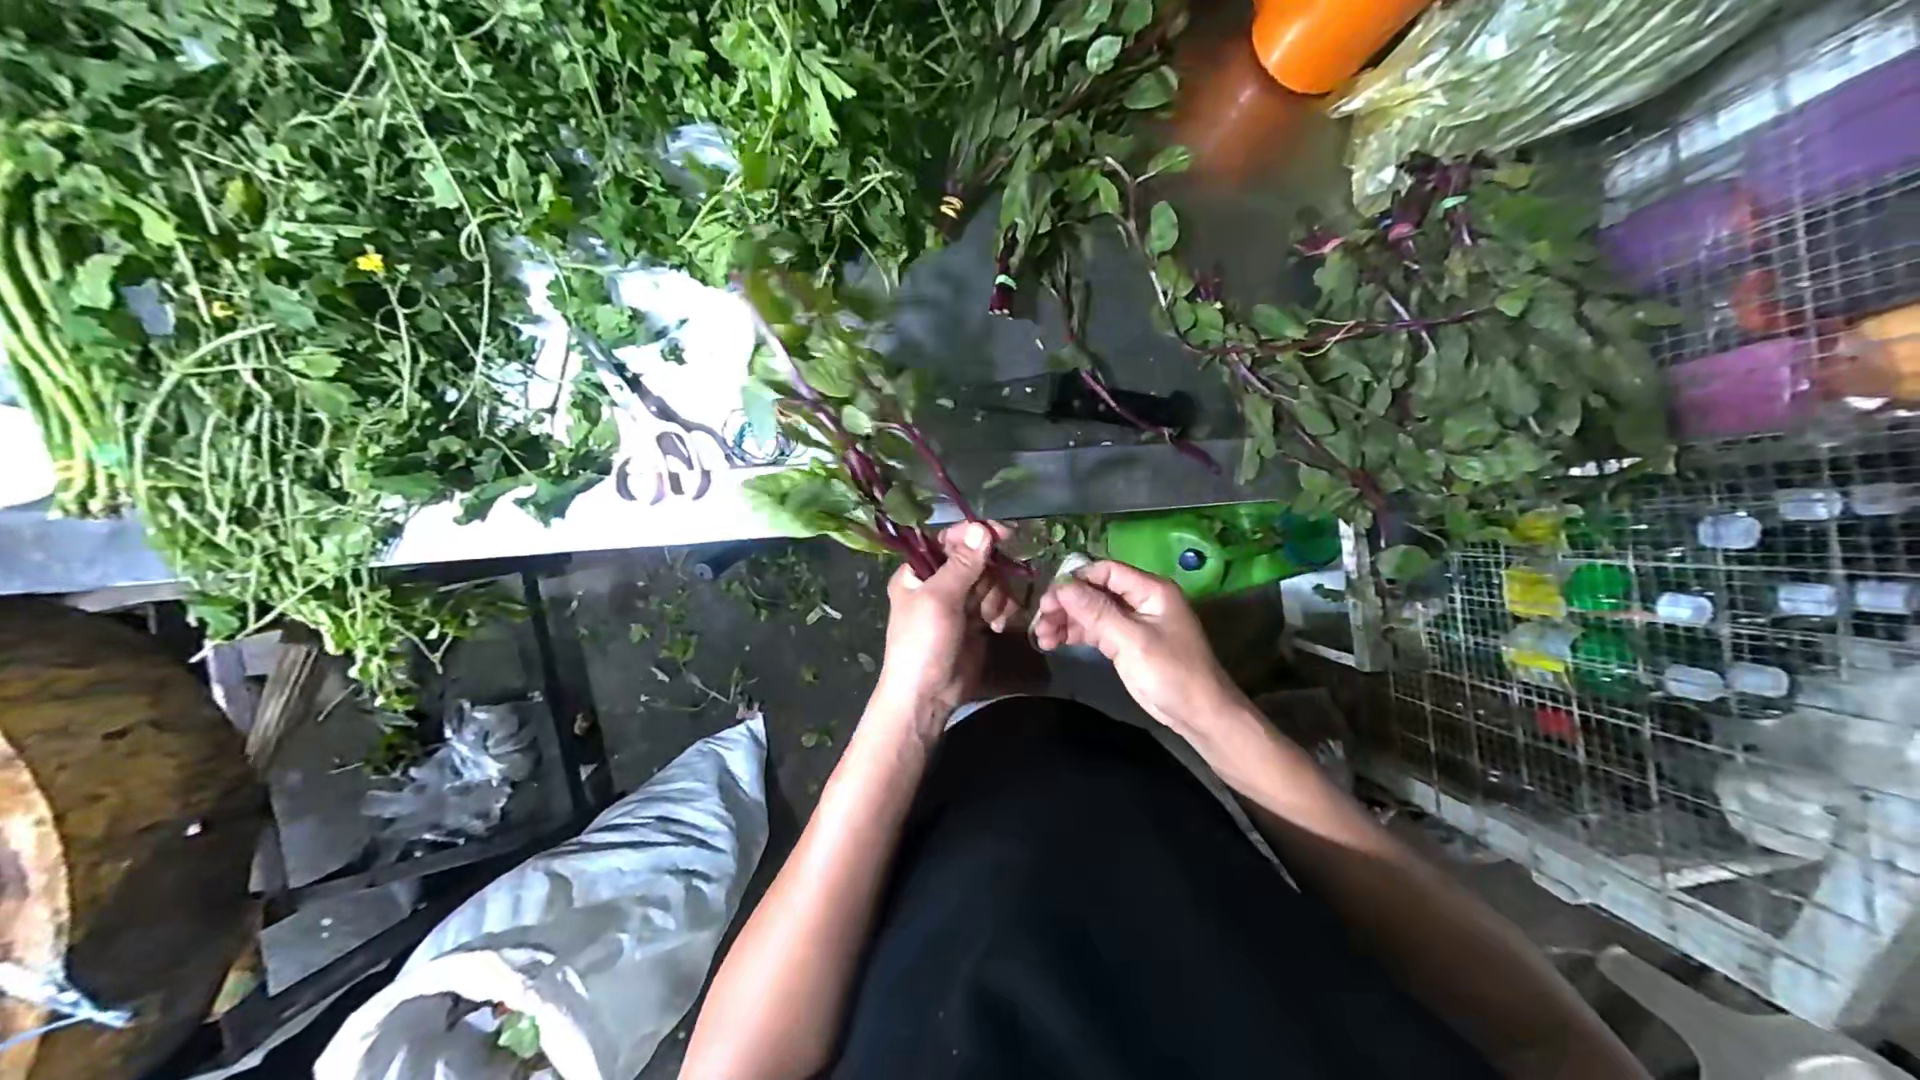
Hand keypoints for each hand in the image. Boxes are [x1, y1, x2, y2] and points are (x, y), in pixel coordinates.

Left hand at [871, 521, 1018, 732]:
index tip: (1004, 534)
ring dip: (996, 597)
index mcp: (918, 572)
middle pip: (976, 561)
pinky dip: (1001, 611)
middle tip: (987, 596)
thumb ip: (962, 564)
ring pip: (990, 582)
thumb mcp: (939, 599)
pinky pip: (996, 603)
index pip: (949, 540)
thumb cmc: (923, 643)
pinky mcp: (975, 622)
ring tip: (989, 618)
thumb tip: (982, 528)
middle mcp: (938, 583)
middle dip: (989, 576)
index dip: (975, 535)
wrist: (928, 696)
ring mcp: (958, 603)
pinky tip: (997, 626)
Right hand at [1031, 560, 1245, 735]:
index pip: (1105, 571)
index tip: (1049, 598)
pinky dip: (1074, 634)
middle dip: (1066, 603)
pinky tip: (1053, 643)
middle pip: (1094, 591)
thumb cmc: (1172, 673)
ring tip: (1041, 636)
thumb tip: (1062, 586)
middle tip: (1040, 620)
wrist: (1199, 714)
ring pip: (1090, 611)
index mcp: (1150, 589)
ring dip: (1065, 621)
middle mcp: (1140, 599)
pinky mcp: (1125, 642)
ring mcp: (1132, 622)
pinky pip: (1094, 630)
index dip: (1075, 580)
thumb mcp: (1132, 640)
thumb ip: (1096, 611)